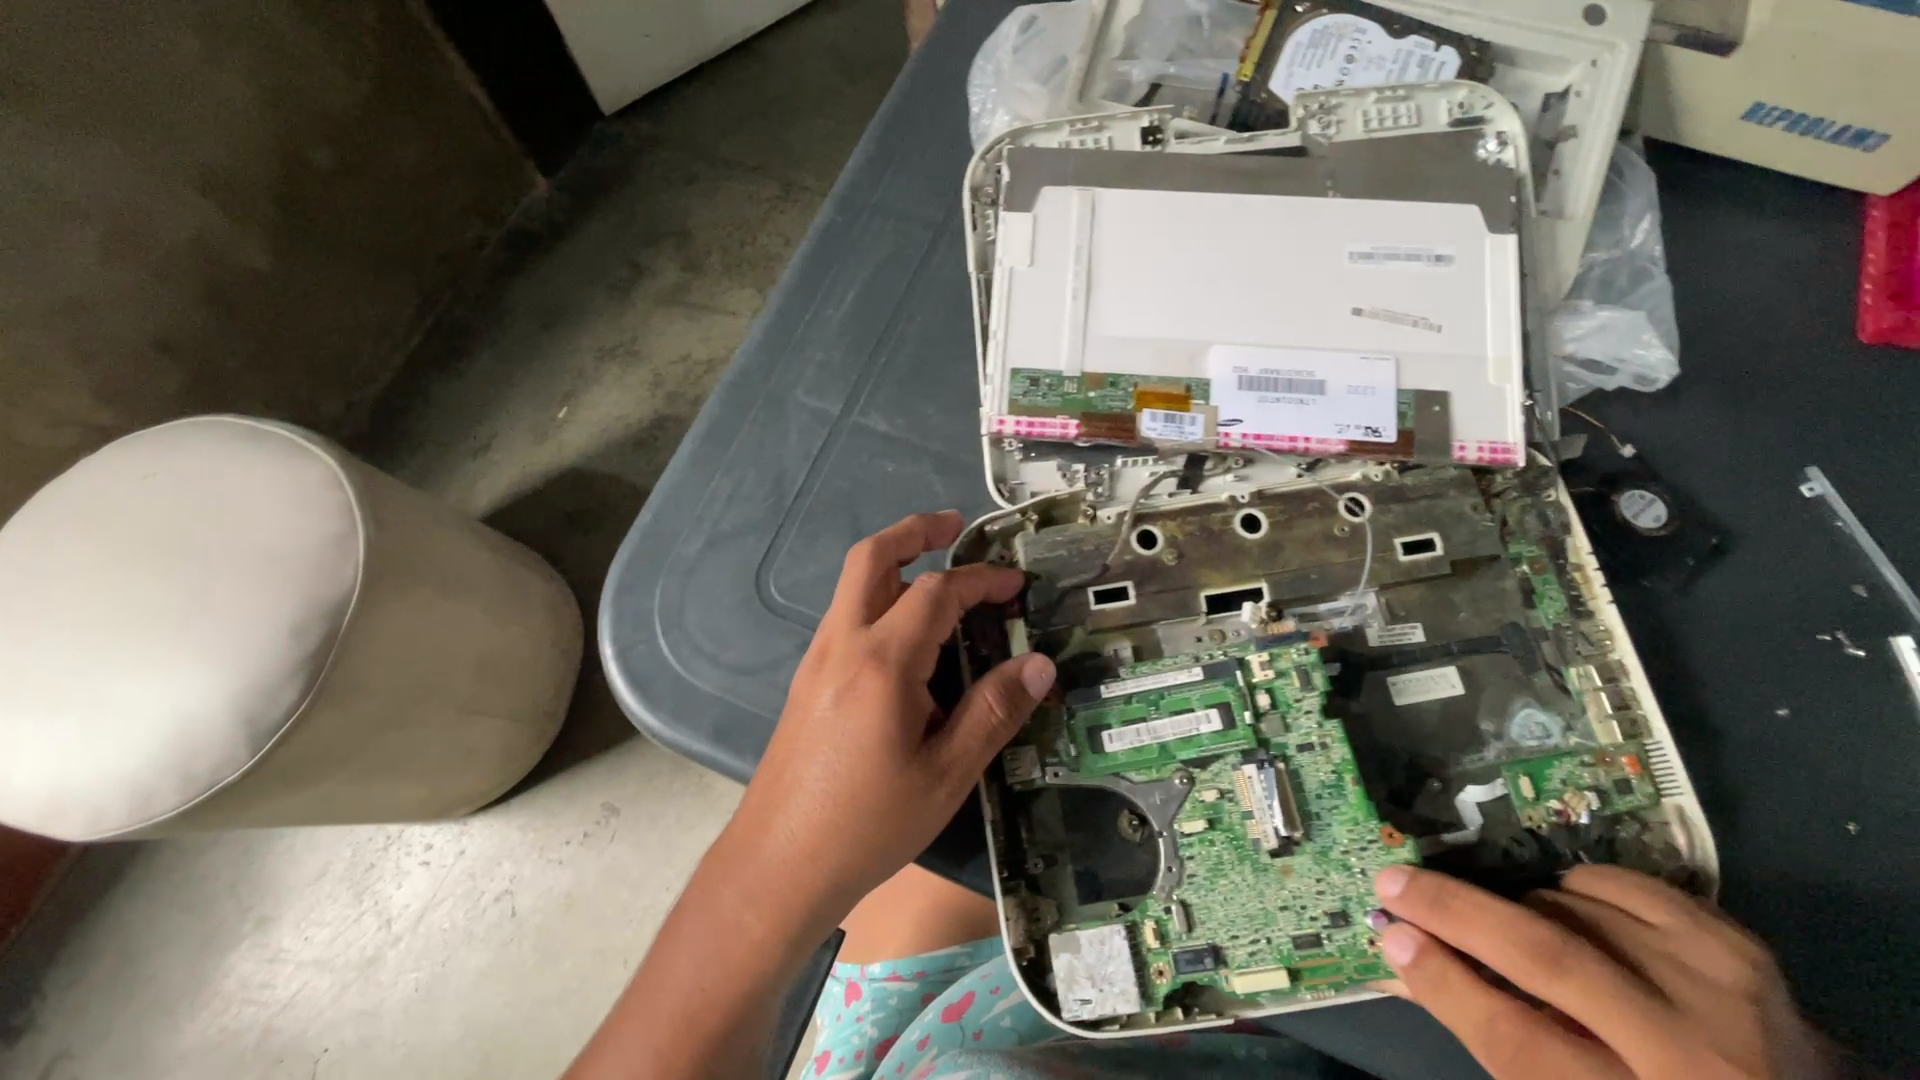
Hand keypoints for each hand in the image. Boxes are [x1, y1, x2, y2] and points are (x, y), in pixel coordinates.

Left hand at [728, 511, 1055, 920]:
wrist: (776, 865)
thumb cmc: (866, 824)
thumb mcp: (945, 775)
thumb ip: (993, 713)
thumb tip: (1039, 665)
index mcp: (881, 662)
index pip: (937, 592)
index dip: (981, 580)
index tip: (1016, 584)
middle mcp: (842, 645)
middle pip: (872, 558)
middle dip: (914, 531)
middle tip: (955, 526)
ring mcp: (817, 661)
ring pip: (853, 586)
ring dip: (895, 564)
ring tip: (940, 578)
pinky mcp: (808, 683)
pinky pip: (847, 619)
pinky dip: (880, 601)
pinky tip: (909, 641)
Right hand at [1371, 864, 1838, 1079]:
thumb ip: (1498, 1036)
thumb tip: (1405, 959)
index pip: (1520, 1041)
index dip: (1446, 983)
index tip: (1390, 936)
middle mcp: (1694, 1055)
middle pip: (1550, 959)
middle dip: (1456, 911)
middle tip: (1394, 883)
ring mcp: (1724, 993)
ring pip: (1581, 912)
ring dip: (1521, 909)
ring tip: (1504, 925)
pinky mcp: (1738, 947)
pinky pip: (1626, 886)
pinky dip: (1578, 888)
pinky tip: (1571, 909)